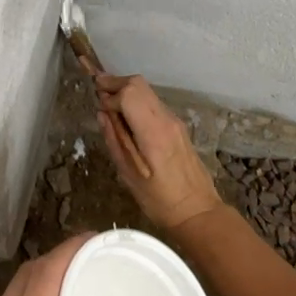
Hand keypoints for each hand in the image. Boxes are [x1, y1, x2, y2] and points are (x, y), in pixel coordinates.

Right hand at [95, 75, 223, 231]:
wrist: (197, 211)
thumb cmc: (159, 199)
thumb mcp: (128, 175)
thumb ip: (114, 140)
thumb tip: (102, 114)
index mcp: (153, 132)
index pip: (128, 94)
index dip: (109, 96)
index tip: (99, 107)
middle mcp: (166, 119)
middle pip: (138, 84)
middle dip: (115, 84)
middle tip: (98, 93)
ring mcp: (174, 121)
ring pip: (147, 91)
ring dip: (126, 91)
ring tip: (110, 105)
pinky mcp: (177, 126)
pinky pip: (153, 103)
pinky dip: (137, 101)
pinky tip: (127, 117)